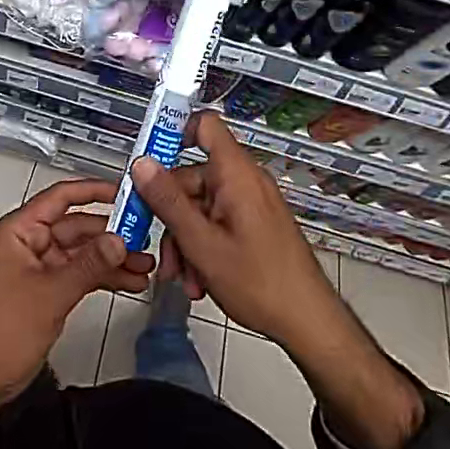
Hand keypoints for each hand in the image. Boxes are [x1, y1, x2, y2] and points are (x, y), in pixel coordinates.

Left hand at [0, 179, 152, 448]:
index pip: (61, 197)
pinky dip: (104, 277)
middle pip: (78, 226)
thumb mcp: (51, 293)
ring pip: (84, 252)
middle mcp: (31, 242)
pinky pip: (82, 273)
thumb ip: (89, 264)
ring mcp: (41, 266)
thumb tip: (119, 240)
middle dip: (113, 234)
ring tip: (145, 266)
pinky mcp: (49, 288)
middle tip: (145, 237)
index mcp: (20, 230)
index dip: (94, 191)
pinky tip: (129, 282)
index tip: (124, 192)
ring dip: (113, 259)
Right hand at [133, 110, 425, 448]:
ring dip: (185, 240)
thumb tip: (141, 163)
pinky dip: (203, 246)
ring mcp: (250, 203)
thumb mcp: (201, 244)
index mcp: (235, 174)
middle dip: (171, 215)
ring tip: (183, 278)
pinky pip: (217, 222)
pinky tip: (199, 281)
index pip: (204, 126)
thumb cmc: (260, 282)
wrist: (308, 321)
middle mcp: (244, 181)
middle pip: (192, 177)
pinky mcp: (254, 223)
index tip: (147, 159)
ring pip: (201, 206)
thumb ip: (168, 202)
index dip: (175, 132)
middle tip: (161, 250)